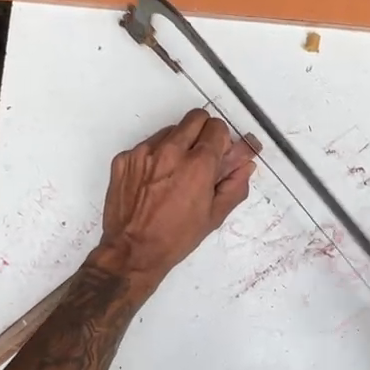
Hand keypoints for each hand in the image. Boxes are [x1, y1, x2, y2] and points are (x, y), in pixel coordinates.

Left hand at [89, 108, 258, 287]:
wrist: (132, 251)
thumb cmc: (176, 238)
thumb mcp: (214, 215)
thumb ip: (235, 185)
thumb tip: (245, 164)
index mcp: (198, 165)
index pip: (218, 128)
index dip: (222, 141)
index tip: (220, 154)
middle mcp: (170, 151)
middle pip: (196, 118)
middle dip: (203, 133)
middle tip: (201, 156)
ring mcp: (143, 153)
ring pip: (170, 130)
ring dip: (178, 143)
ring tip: (175, 174)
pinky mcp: (124, 159)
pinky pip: (146, 146)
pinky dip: (154, 157)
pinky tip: (154, 182)